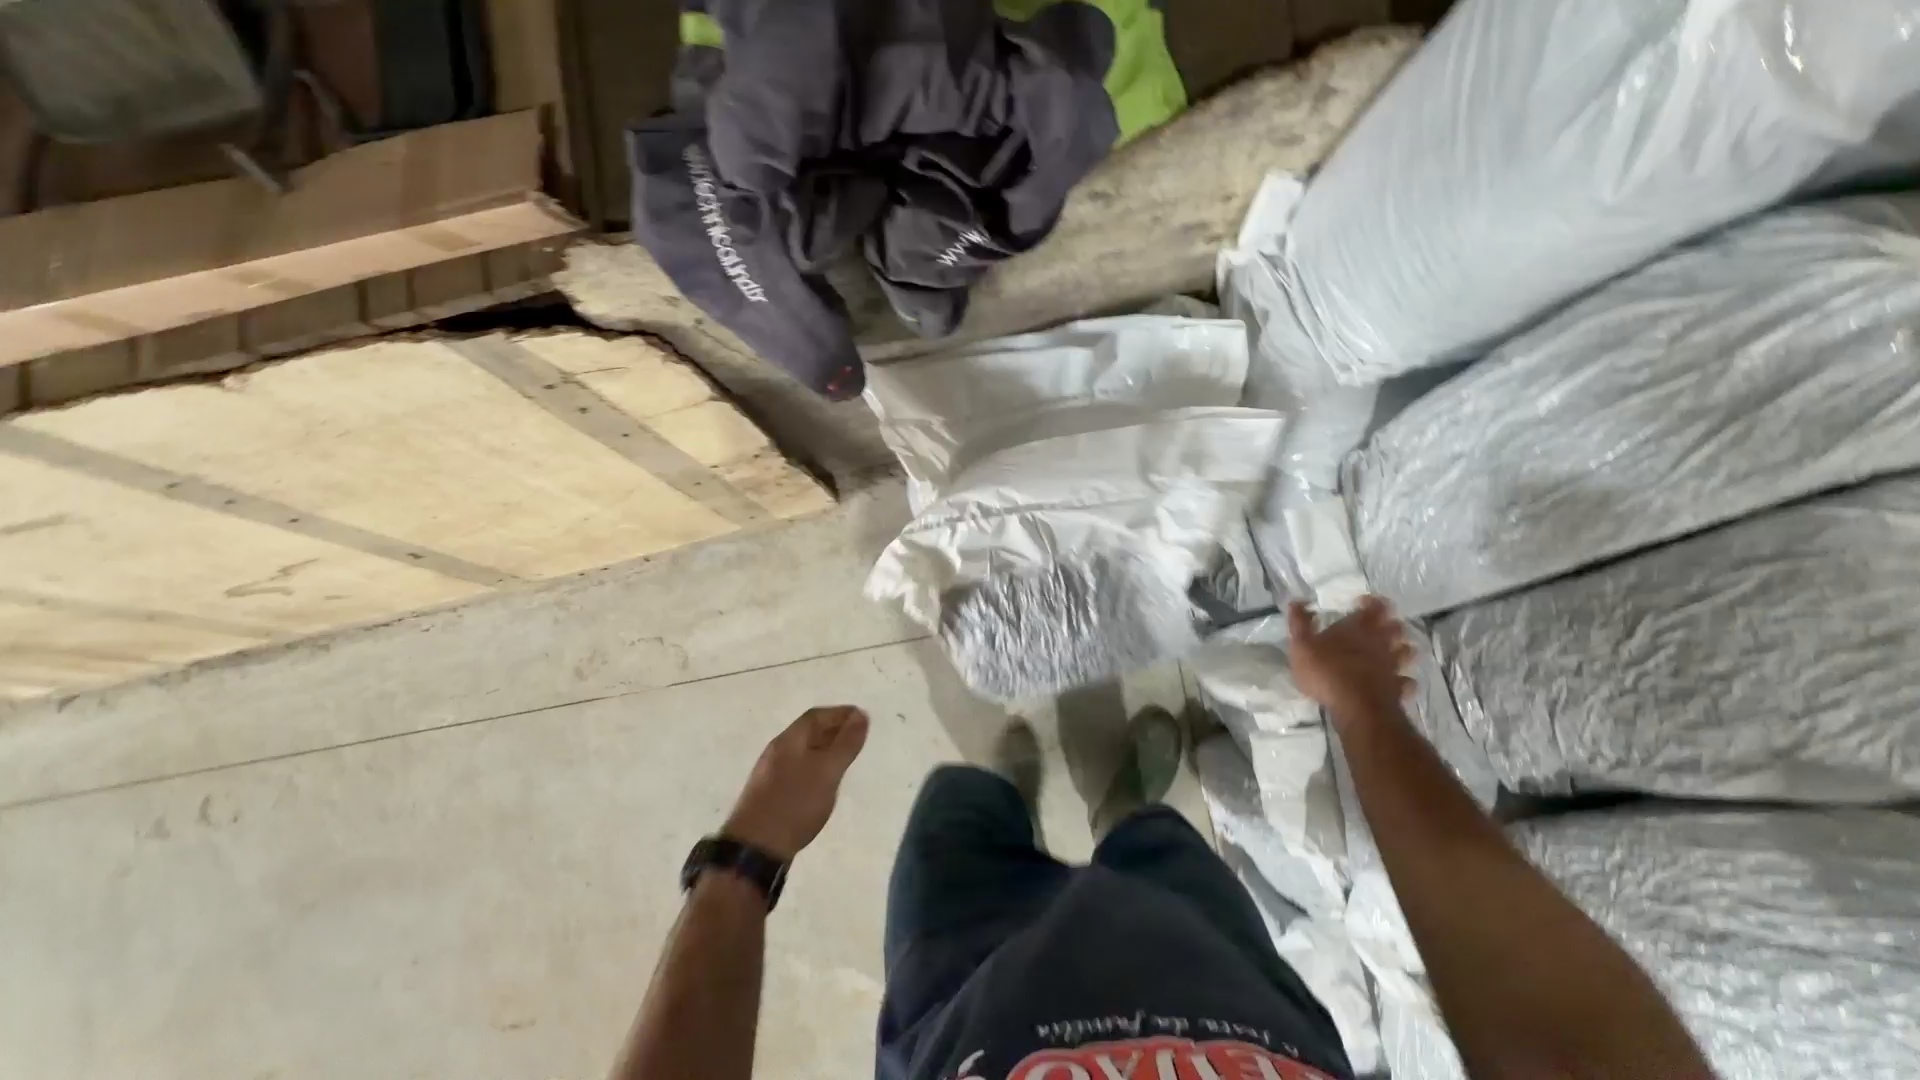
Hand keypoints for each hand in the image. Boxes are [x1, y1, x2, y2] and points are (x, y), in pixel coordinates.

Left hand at [723, 706, 869, 860]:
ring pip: (802, 752)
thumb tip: (861, 715)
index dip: (840, 713)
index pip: (816, 716)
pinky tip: (823, 784)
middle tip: (858, 738)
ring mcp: (771, 773)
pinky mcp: (770, 794)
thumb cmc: (795, 804)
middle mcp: (777, 751)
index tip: (863, 718)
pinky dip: (815, 768)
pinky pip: (797, 769)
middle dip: (834, 730)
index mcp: (789, 740)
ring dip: (824, 750)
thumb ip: (846, 743)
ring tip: (845, 760)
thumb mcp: (827, 771)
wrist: (755, 847)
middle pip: (808, 732)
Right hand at [1287, 596, 1415, 717]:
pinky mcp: (1398, 687)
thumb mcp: (1302, 645)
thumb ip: (1299, 623)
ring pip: (1408, 651)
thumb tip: (1297, 601)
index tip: (1361, 603)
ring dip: (1402, 650)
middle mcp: (1382, 642)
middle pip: (1397, 627)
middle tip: (1377, 629)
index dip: (1373, 602)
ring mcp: (1394, 665)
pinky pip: (1407, 681)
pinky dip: (1403, 680)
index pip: (1376, 606)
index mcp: (1360, 628)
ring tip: (1391, 653)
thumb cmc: (1326, 671)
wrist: (1355, 706)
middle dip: (1391, 625)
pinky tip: (1397, 682)